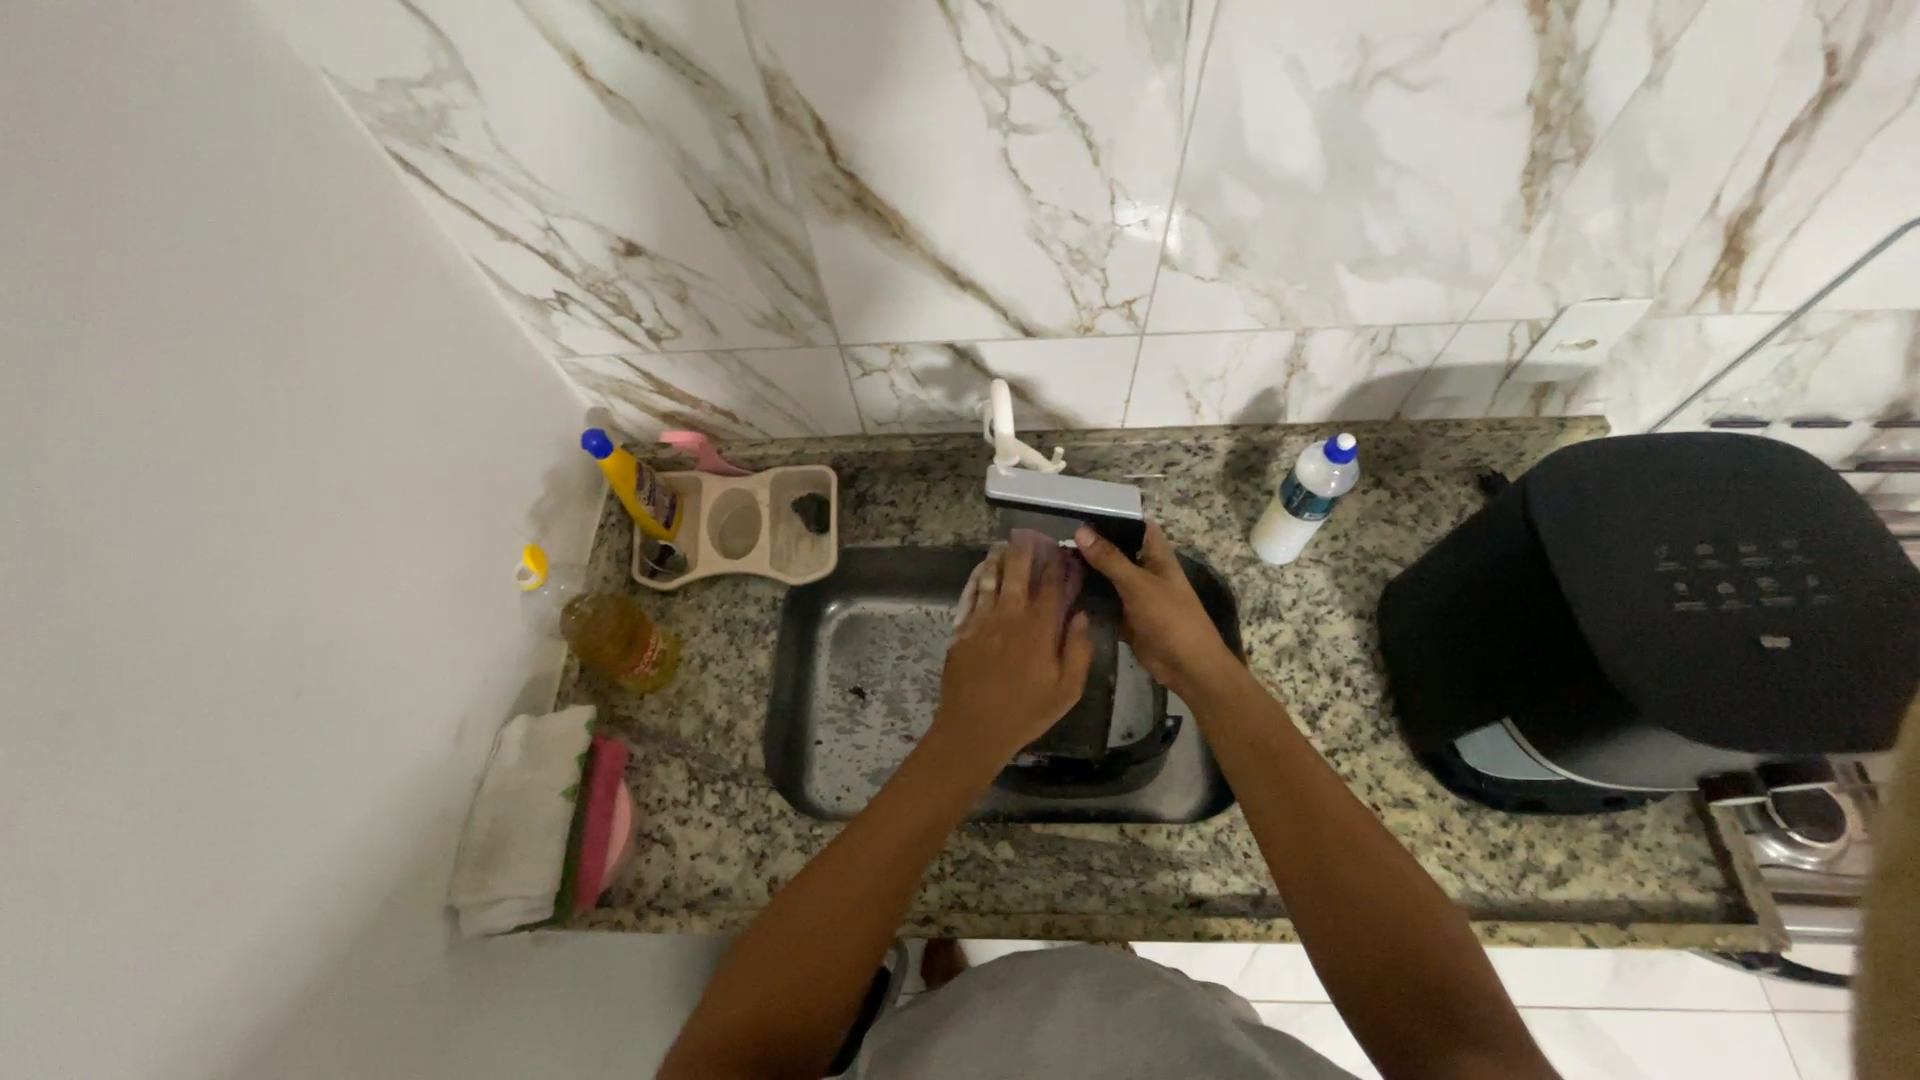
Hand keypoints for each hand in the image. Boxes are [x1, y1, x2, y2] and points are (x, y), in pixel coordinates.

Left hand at [932, 539, 1093, 767]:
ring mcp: (982, 619)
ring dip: (1001, 557)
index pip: (1053, 585)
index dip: (1059, 564)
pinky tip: (983, 569)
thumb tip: (1081, 615)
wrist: (974, 727)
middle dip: (1027, 549)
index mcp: (1040, 627)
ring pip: (992, 577)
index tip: (1064, 550)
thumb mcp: (1067, 689)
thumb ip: (1079, 649)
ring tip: (1007, 543)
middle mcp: (1011, 614)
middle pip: (1019, 570)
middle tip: (1032, 535)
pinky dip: (977, 577)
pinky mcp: (961, 629)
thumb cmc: (1026, 712)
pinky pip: (970, 594)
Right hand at [1075, 523, 1241, 698]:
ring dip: (1088, 576)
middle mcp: (1146, 573)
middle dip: (1093, 549)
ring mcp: (1136, 598)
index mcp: (1158, 558)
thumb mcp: (1139, 585)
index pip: (1138, 528)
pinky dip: (1089, 602)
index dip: (1116, 519)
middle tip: (1058, 543)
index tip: (1083, 515)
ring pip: (1108, 580)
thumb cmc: (1171, 618)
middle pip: (1118, 554)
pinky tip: (1063, 596)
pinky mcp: (1127, 620)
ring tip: (1054, 566)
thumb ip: (1110, 559)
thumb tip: (1080, 532)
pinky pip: (1105, 606)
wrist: (1187, 667)